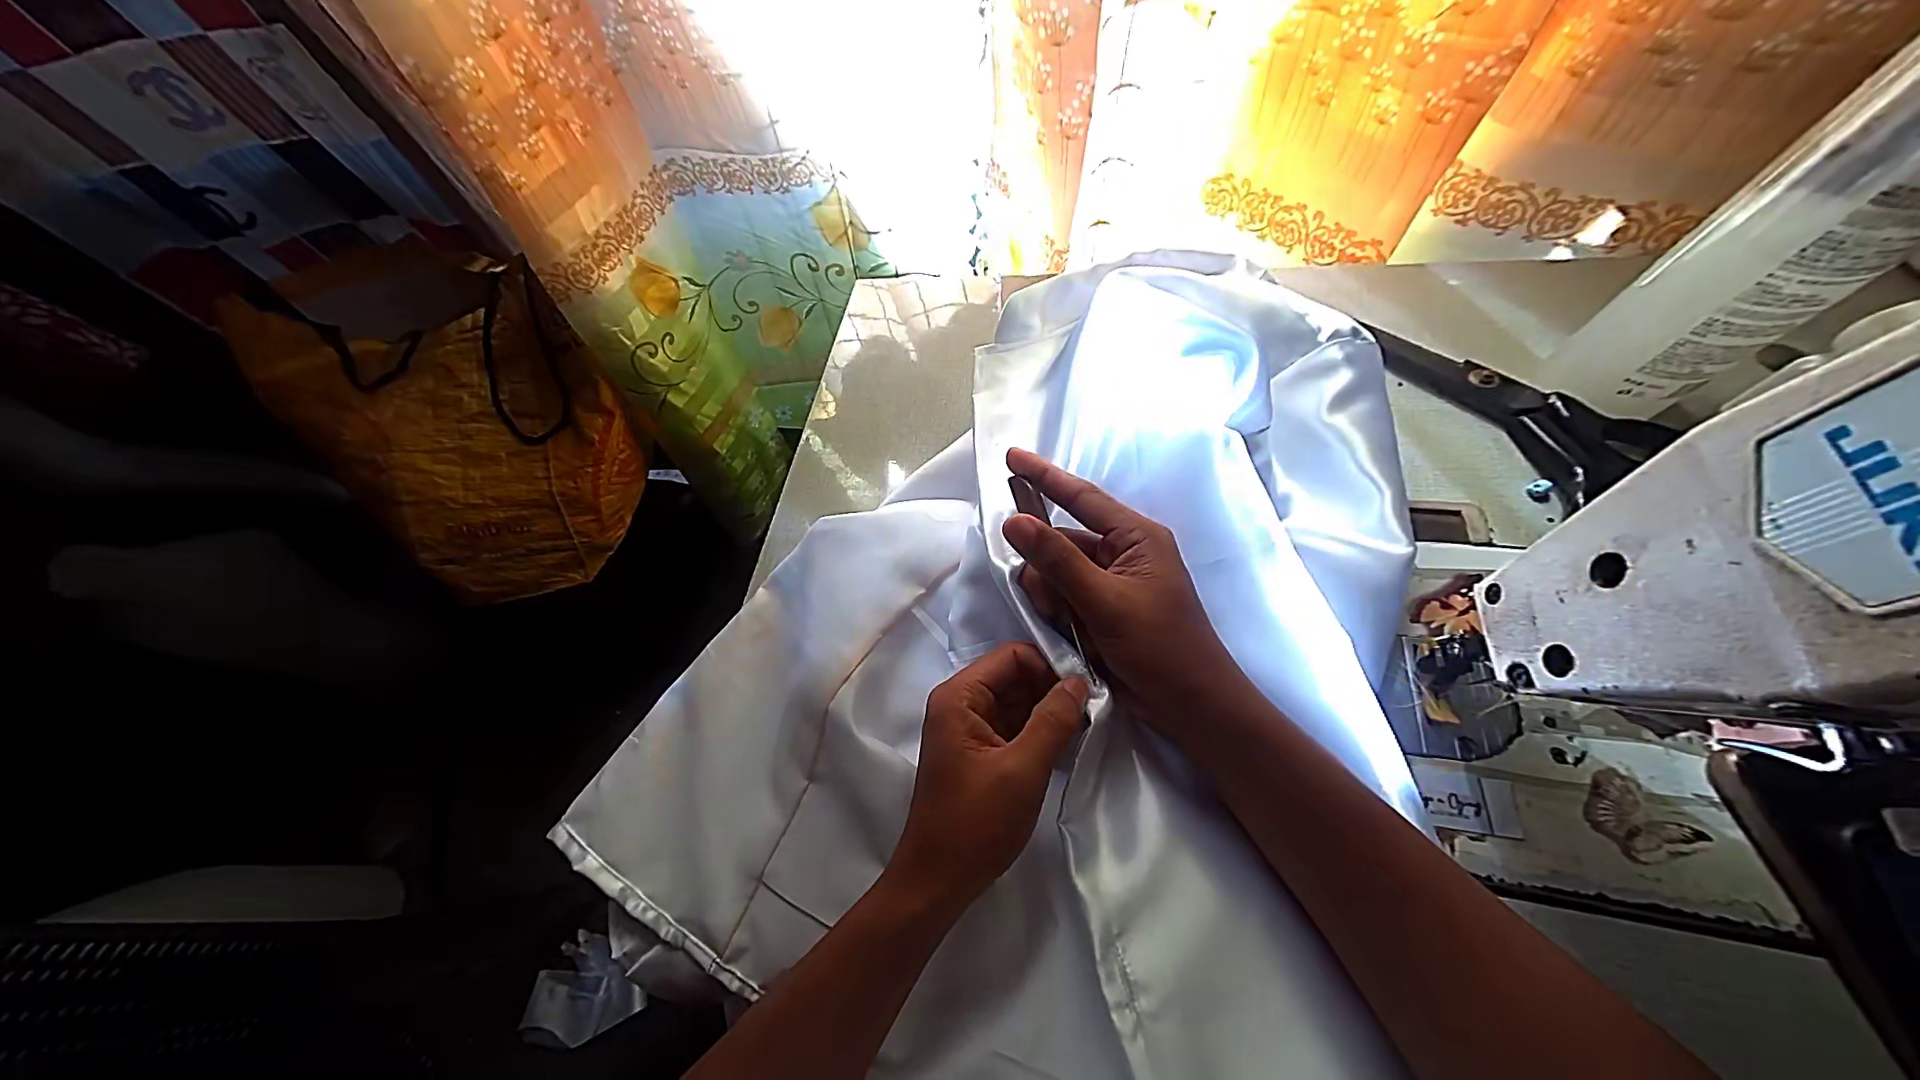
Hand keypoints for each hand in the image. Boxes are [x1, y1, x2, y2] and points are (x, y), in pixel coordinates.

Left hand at [886, 642, 1088, 908]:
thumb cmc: (976, 822)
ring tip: (1083, 731)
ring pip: (1018, 702)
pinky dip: (1039, 732)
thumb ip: (1053, 720)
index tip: (1085, 690)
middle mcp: (960, 704)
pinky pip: (1014, 726)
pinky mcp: (978, 752)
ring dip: (1049, 713)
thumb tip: (1079, 681)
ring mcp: (968, 729)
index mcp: (959, 696)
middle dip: (1052, 690)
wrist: (938, 881)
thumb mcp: (1023, 769)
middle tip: (1091, 713)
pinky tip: (1065, 747)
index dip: (1050, 666)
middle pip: (1015, 676)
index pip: (1012, 655)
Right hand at [1000, 447, 1250, 739]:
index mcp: (1136, 537)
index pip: (1082, 498)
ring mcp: (1111, 585)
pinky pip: (1064, 599)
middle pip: (1061, 544)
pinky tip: (1075, 637)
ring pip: (1057, 575)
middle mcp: (1123, 554)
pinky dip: (1061, 615)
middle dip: (1048, 571)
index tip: (1012, 456)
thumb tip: (1014, 521)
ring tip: (1075, 627)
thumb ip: (1057, 560)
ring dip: (1054, 599)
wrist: (1190, 706)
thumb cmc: (1160, 647)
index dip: (1044, 476)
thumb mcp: (1105, 600)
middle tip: (1058, 604)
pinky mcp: (1102, 611)